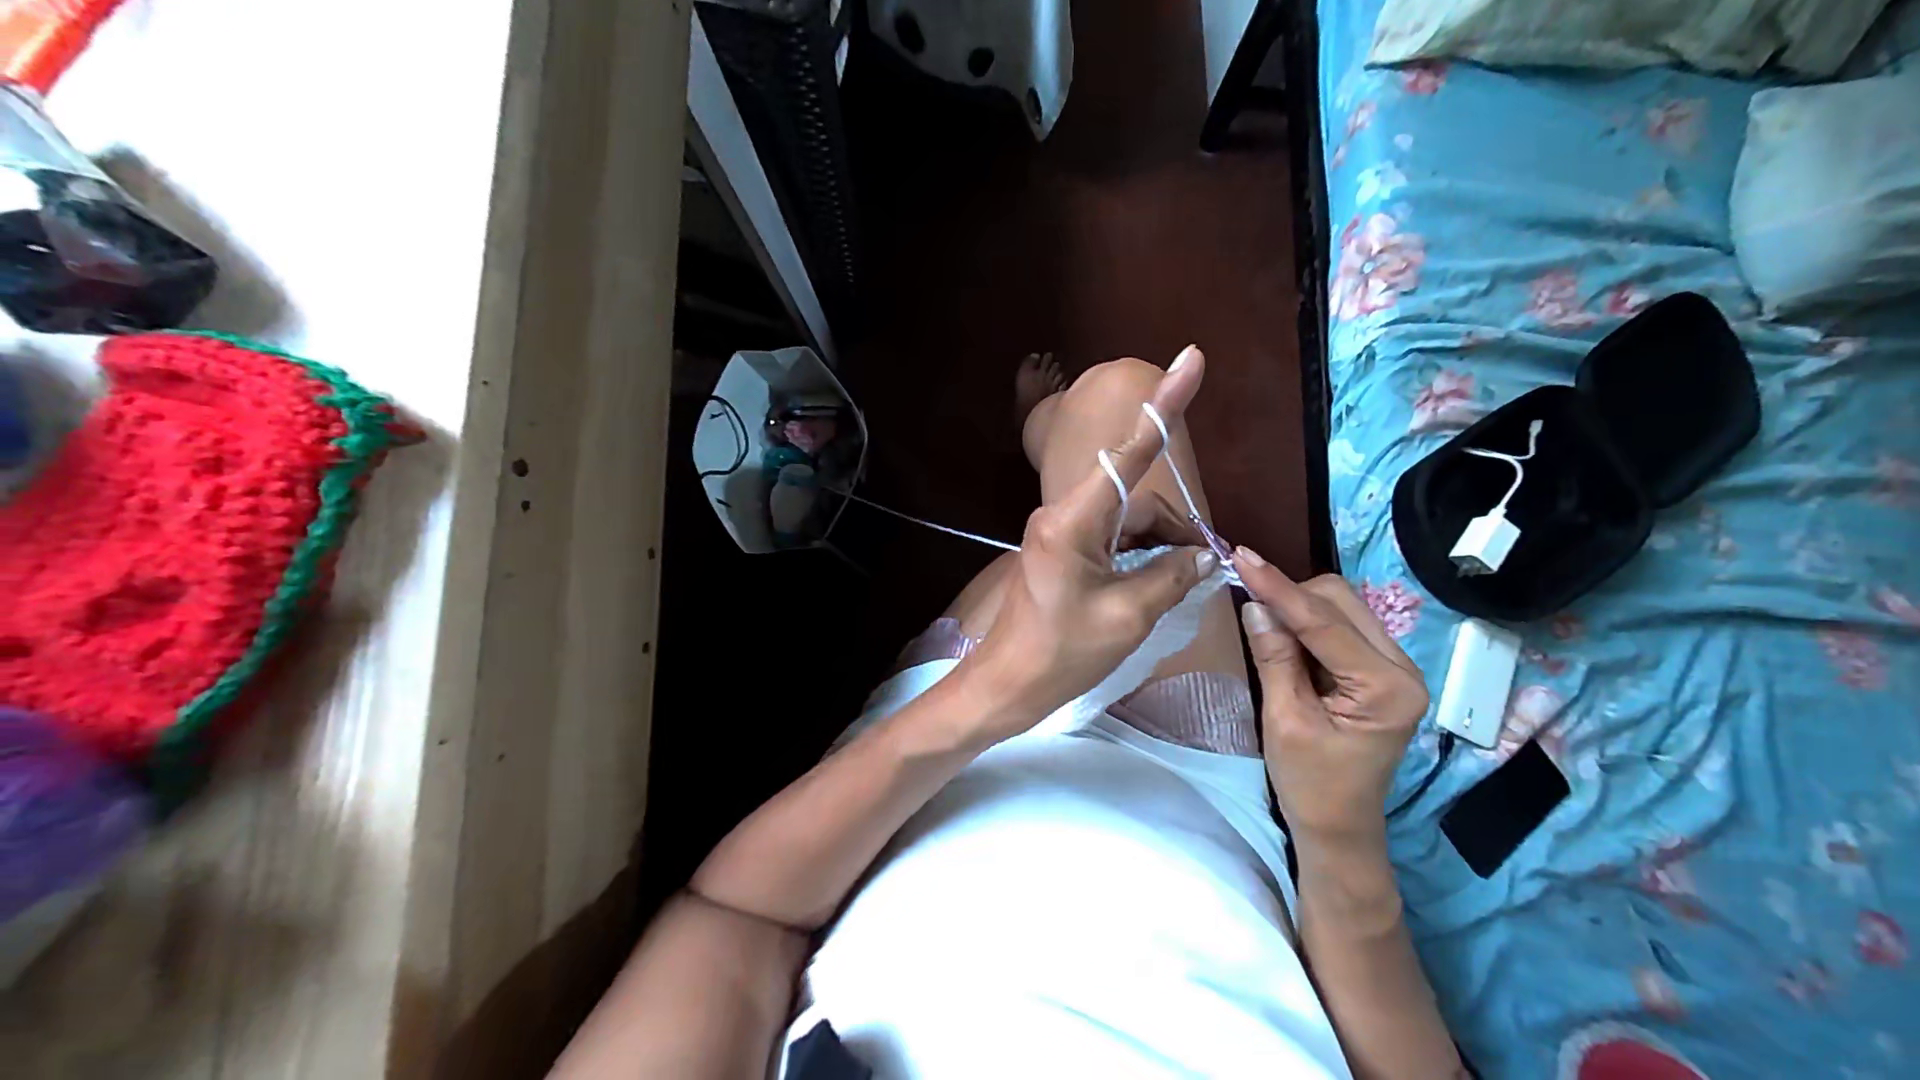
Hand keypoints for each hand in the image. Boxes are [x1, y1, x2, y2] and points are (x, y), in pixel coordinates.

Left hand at [961, 347, 1218, 744]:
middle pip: (1137, 500)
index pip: (1127, 453)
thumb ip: (1171, 576)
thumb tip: (1202, 555)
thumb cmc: (1062, 654)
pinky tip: (1152, 585)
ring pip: (1128, 521)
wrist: (1008, 684)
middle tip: (1201, 570)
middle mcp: (1064, 514)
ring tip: (1173, 587)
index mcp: (1073, 520)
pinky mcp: (1062, 550)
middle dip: (1174, 529)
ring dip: (1159, 547)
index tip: (1189, 359)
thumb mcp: (1128, 616)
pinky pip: (1112, 538)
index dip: (1163, 406)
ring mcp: (1061, 531)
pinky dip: (1139, 557)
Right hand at [1232, 551, 1429, 846]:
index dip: (1278, 587)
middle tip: (1245, 598)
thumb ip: (1274, 658)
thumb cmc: (1310, 782)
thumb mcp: (1283, 720)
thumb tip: (1254, 605)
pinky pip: (1339, 624)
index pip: (1324, 622)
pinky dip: (1305, 621)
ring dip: (1297, 605)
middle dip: (1290, 594)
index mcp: (1387, 687)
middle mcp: (1403, 667)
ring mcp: (1394, 666)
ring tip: (1261, 622)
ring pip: (1340, 606)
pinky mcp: (1377, 669)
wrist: (1338, 824)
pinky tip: (1281, 632)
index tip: (1242, 557)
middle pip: (1340, 601)